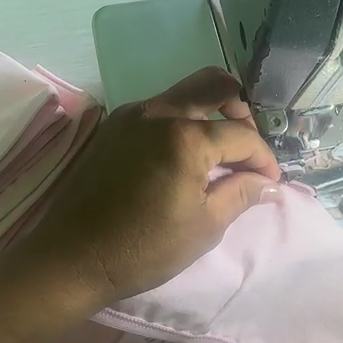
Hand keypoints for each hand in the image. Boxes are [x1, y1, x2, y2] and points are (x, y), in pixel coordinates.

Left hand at [10, 67, 280, 308]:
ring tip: (218, 154)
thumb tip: (270, 184)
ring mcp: (130, 114)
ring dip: (210, 112)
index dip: (263, 158)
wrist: (71, 258)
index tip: (270, 181)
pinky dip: (182, 121)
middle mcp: (157, 112)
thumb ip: (241, 194)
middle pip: (214, 84)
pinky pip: (159, 108)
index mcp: (184, 137)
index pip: (241, 134)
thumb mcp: (204, 227)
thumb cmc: (143, 249)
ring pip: (184, 93)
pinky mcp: (113, 126)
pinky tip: (184, 156)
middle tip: (246, 147)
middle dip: (240, 110)